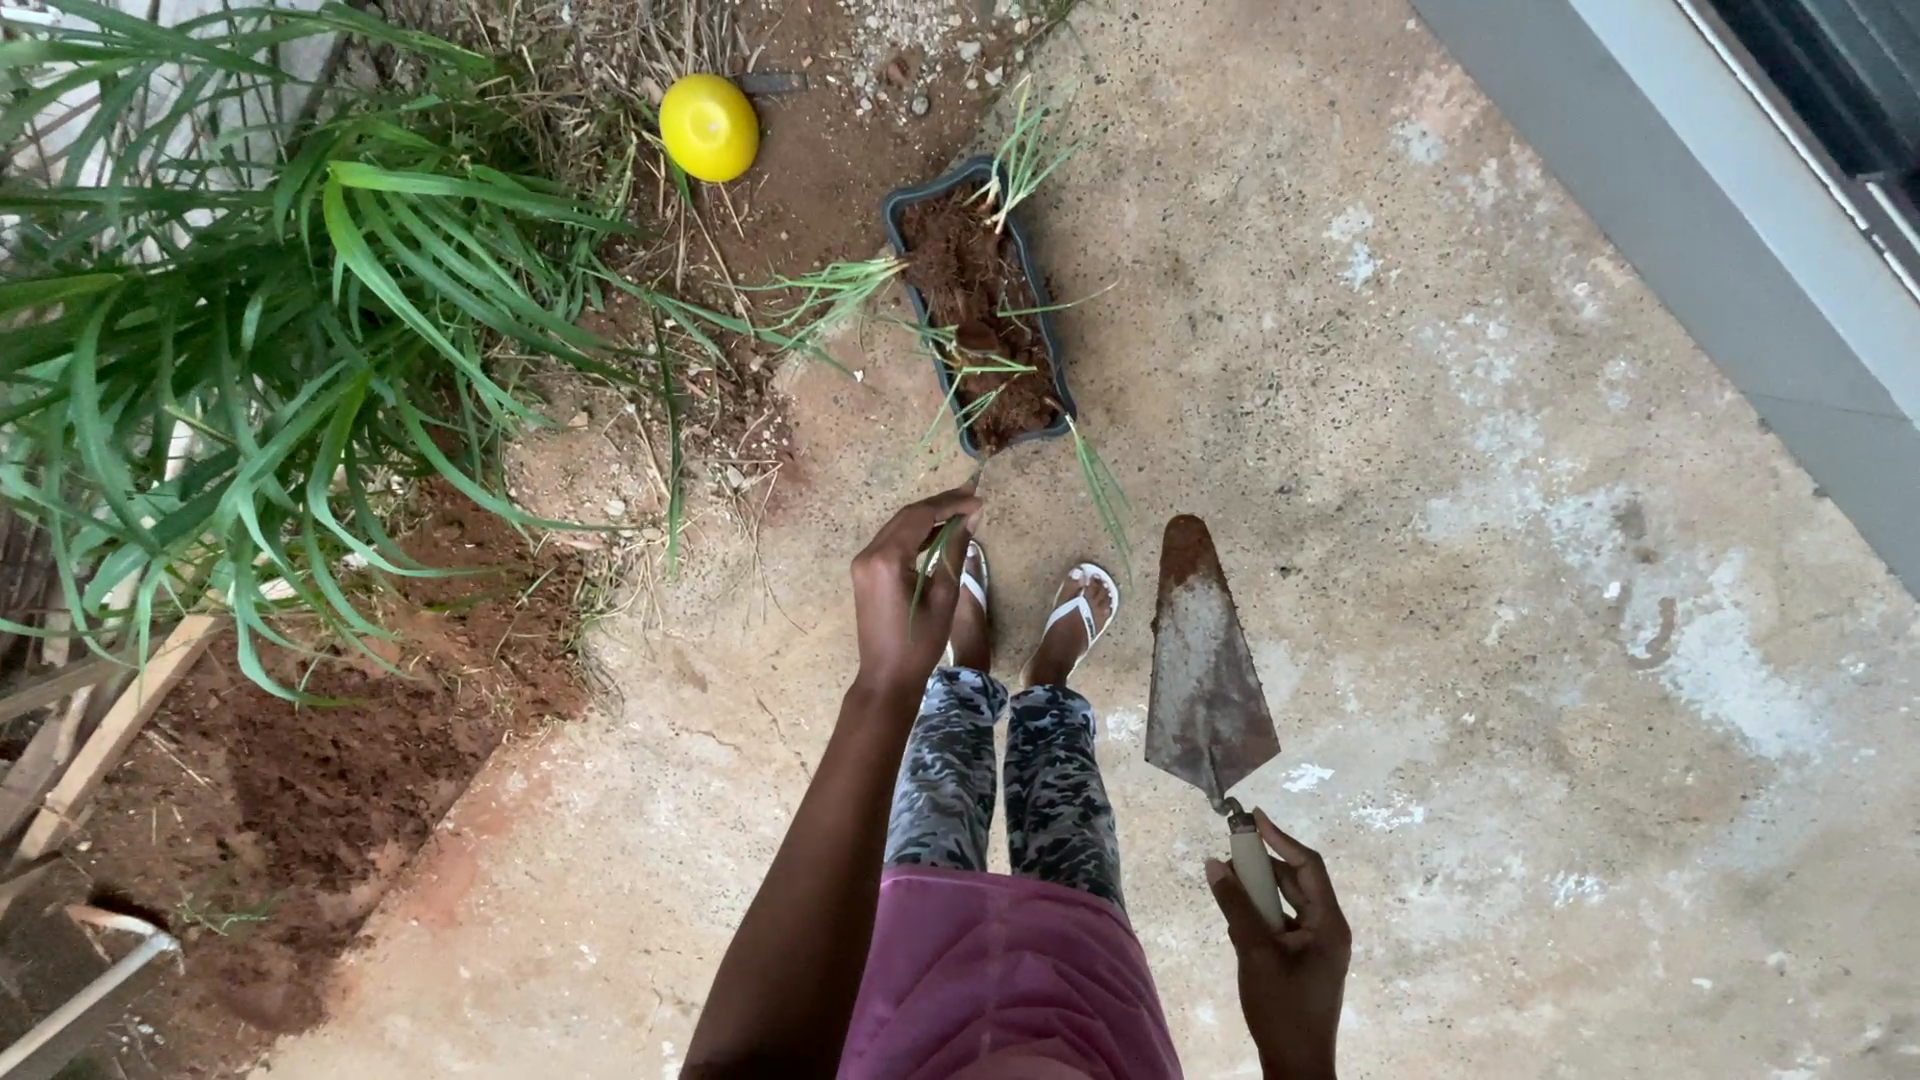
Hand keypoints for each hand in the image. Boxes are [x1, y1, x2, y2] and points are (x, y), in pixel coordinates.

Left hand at [848, 485, 981, 697]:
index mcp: (886, 559)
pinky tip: (939, 533)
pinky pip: (892, 542)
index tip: (978, 500)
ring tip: (961, 511)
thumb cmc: (920, 643)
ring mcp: (863, 563)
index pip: (920, 517)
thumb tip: (970, 520)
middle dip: (940, 505)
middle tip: (972, 499)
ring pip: (898, 527)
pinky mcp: (866, 572)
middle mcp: (868, 554)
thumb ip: (954, 552)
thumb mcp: (945, 597)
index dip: (950, 504)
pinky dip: (916, 535)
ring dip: (928, 518)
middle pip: (907, 516)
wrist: (886, 676)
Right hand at [1207, 809, 1350, 1079]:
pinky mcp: (1300, 958)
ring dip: (1255, 889)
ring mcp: (1314, 945)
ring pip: (1283, 900)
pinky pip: (1277, 920)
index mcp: (1329, 924)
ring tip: (1226, 881)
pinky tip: (1233, 917)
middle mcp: (1327, 929)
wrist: (1296, 1064)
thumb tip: (1214, 863)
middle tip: (1230, 848)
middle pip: (1295, 880)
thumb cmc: (1282, 1007)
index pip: (1308, 866)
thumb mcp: (1255, 951)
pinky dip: (1256, 912)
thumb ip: (1235, 904)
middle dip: (1262, 863)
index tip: (1253, 817)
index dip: (1281, 838)